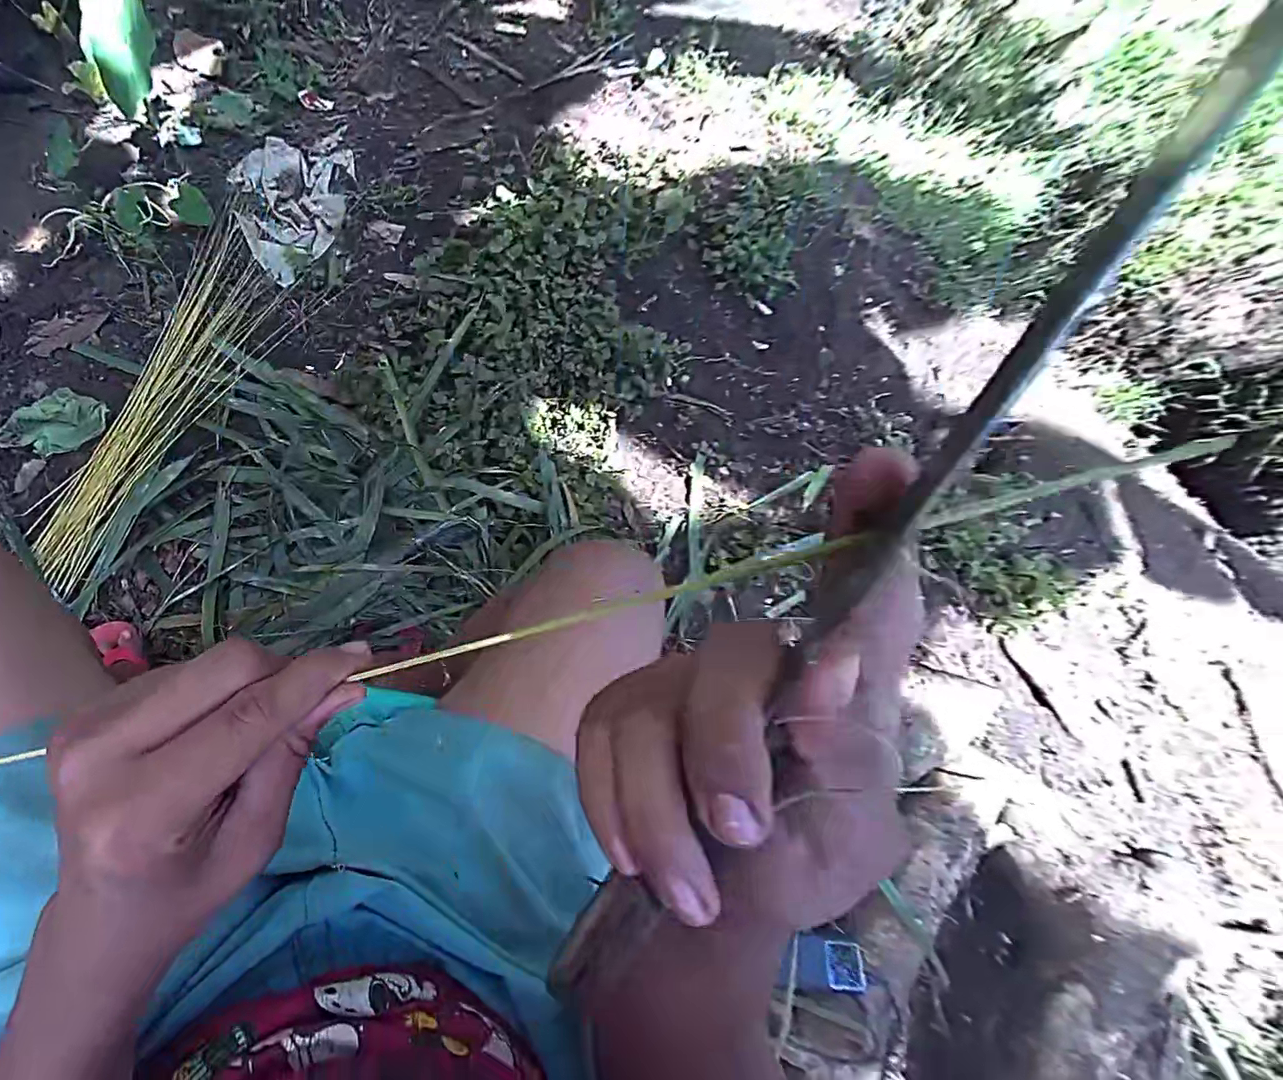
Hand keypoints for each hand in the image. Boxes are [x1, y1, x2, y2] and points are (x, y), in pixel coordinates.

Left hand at [43, 637, 367, 962]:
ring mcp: (83, 724)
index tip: (357, 657)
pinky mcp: (83, 709)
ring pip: (201, 664)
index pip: (244, 719)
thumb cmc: (183, 896)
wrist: (96, 916)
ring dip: (246, 683)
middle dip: (281, 671)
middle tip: (313, 693)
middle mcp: (100, 753)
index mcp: (142, 810)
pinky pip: (174, 674)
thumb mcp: (252, 841)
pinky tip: (206, 730)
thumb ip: (288, 757)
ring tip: (250, 730)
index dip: (307, 680)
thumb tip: (338, 689)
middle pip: (220, 668)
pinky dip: (211, 691)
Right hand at [576, 448, 923, 932]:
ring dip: (664, 810)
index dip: (870, 525)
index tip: (879, 464)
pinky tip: (635, 856)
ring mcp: (668, 682)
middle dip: (727, 748)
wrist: (704, 903)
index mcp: (833, 689)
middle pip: (736, 656)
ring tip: (691, 892)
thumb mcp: (844, 839)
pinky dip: (614, 804)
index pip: (862, 595)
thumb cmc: (791, 869)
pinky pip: (597, 740)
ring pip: (648, 712)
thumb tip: (831, 666)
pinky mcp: (610, 708)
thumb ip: (845, 756)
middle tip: (738, 832)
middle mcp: (750, 667)